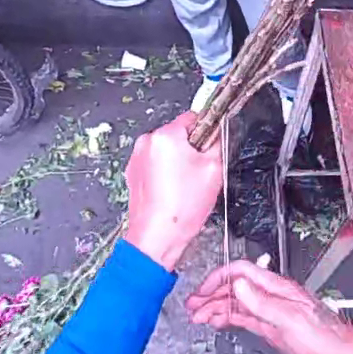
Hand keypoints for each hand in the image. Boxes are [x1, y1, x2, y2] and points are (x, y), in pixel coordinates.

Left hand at [122, 112, 222, 269]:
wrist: (158, 236)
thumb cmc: (182, 206)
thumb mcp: (215, 168)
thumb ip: (218, 142)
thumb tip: (218, 131)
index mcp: (165, 136)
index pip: (193, 117)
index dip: (207, 131)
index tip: (212, 145)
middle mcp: (147, 143)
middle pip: (179, 135)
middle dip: (192, 148)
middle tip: (201, 171)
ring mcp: (137, 159)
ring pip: (167, 151)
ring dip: (178, 161)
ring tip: (187, 184)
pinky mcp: (134, 174)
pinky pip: (156, 165)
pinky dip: (166, 173)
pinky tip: (175, 191)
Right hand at [187, 260, 352, 353]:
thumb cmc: (326, 340)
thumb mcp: (291, 321)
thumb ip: (263, 303)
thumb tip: (238, 285)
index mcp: (278, 289)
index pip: (242, 272)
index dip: (219, 279)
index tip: (200, 293)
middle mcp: (274, 297)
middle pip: (237, 287)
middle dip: (212, 294)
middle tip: (191, 307)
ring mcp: (273, 312)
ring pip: (238, 304)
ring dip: (216, 307)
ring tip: (197, 317)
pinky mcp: (274, 328)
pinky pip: (246, 318)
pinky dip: (228, 318)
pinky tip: (217, 322)